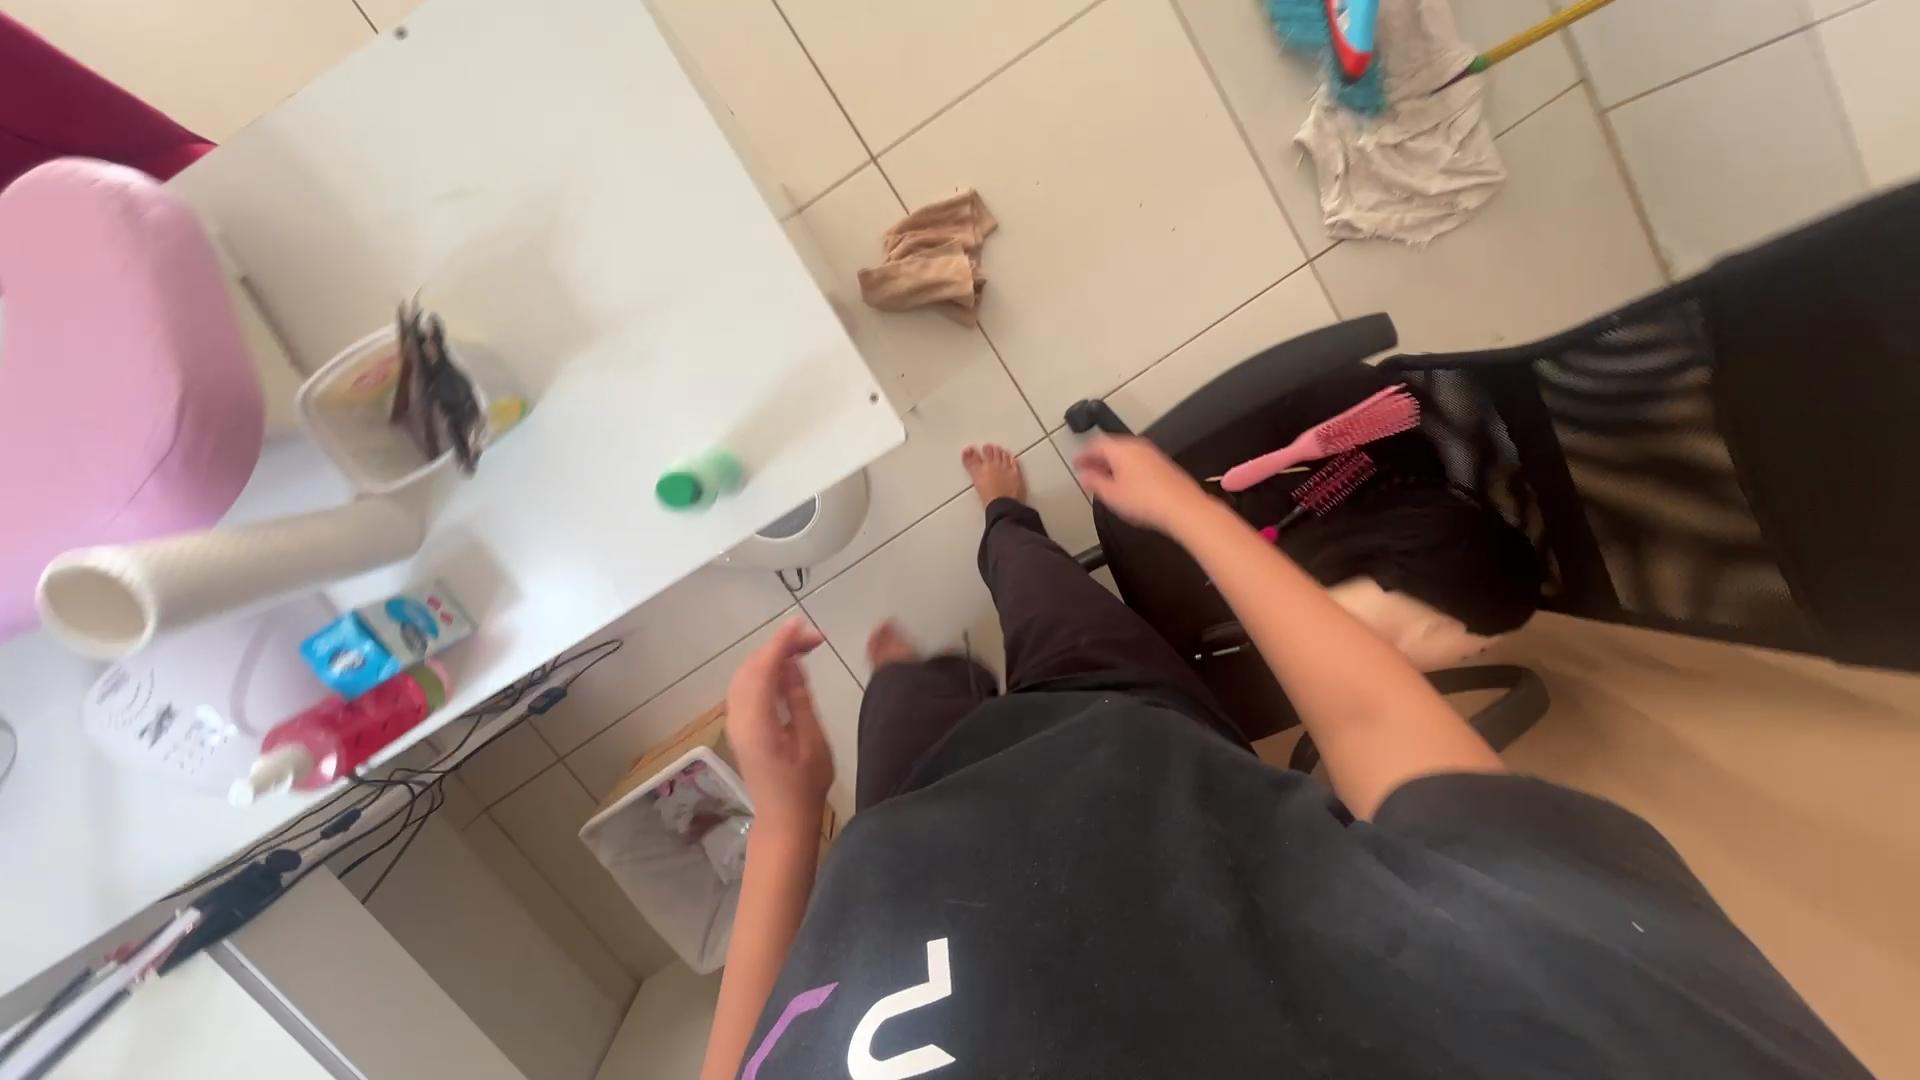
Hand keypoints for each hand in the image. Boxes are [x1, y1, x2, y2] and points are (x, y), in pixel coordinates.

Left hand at [725, 618, 833, 830]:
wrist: (783, 820)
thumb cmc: (805, 786)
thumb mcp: (812, 741)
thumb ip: (799, 700)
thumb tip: (792, 665)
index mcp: (757, 722)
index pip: (764, 669)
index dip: (781, 642)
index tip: (802, 624)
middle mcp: (739, 718)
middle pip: (751, 667)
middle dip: (779, 645)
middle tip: (813, 638)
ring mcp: (736, 722)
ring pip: (745, 675)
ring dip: (771, 656)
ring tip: (803, 648)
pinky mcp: (740, 727)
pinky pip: (746, 687)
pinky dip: (764, 670)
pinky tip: (786, 669)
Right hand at [1073, 435, 1213, 535]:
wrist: (1182, 507)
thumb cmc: (1144, 500)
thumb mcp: (1111, 494)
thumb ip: (1094, 482)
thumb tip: (1084, 475)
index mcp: (1121, 449)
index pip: (1096, 444)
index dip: (1083, 454)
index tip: (1076, 462)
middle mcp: (1137, 446)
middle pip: (1112, 447)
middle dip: (1097, 458)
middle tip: (1087, 469)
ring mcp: (1152, 454)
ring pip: (1126, 454)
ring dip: (1112, 463)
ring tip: (1104, 477)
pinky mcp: (1163, 465)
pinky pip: (1138, 461)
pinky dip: (1126, 467)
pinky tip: (1125, 483)